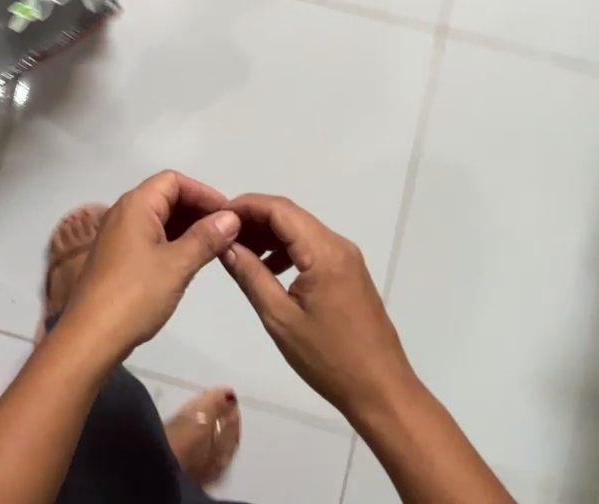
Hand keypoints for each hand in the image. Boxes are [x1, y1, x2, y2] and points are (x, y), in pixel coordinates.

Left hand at [59, 171, 242, 361]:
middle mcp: (124, 212)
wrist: (92, 334)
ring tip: (218, 245)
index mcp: (135, 204)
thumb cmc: (135, 293)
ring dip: (188, 227)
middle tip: (229, 231)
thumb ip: (205, 238)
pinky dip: (174, 241)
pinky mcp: (120, 256)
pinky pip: (152, 236)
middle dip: (198, 209)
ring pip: (160, 218)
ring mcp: (120, 235)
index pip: (173, 180)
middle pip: (166, 196)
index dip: (203, 192)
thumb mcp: (176, 265)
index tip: (230, 214)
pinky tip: (193, 259)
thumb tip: (231, 218)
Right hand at [220, 194, 417, 420]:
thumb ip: (250, 275)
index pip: (278, 209)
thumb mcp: (280, 318)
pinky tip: (268, 270)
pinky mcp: (348, 273)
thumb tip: (225, 245)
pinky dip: (286, 249)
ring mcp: (347, 259)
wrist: (382, 392)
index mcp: (324, 252)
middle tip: (222, 235)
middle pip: (289, 215)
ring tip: (239, 252)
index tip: (216, 218)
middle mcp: (338, 246)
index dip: (244, 206)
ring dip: (268, 234)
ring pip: (300, 229)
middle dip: (254, 219)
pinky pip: (311, 247)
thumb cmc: (329, 358)